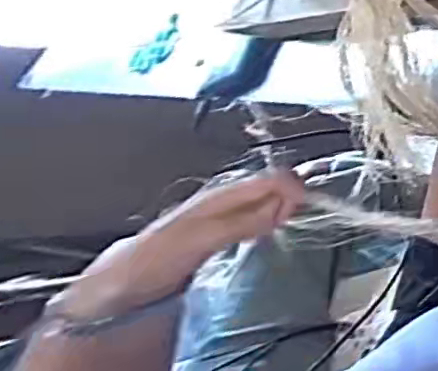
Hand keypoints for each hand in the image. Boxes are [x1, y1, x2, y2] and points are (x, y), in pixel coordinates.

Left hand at [59, 170, 304, 317]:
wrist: (110, 291)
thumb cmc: (151, 259)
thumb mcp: (197, 239)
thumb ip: (240, 221)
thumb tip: (283, 208)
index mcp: (224, 191)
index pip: (276, 175)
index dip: (295, 188)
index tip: (298, 210)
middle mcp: (229, 195)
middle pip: (277, 184)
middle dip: (292, 197)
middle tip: (289, 220)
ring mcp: (226, 211)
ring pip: (270, 198)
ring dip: (283, 208)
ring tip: (279, 227)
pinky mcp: (224, 228)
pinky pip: (260, 214)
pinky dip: (271, 219)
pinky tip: (265, 232)